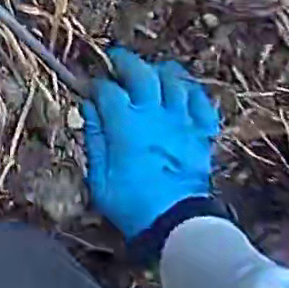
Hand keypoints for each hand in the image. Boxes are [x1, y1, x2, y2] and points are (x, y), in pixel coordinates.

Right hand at [81, 49, 220, 238]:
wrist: (178, 226)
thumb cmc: (132, 203)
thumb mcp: (99, 176)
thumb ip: (93, 137)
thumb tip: (87, 106)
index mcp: (125, 124)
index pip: (107, 89)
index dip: (96, 84)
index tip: (90, 88)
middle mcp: (154, 113)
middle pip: (141, 71)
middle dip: (125, 61)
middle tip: (115, 61)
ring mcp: (181, 120)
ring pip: (173, 79)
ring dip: (159, 71)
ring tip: (149, 73)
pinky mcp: (201, 132)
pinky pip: (200, 101)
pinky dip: (190, 92)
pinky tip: (180, 93)